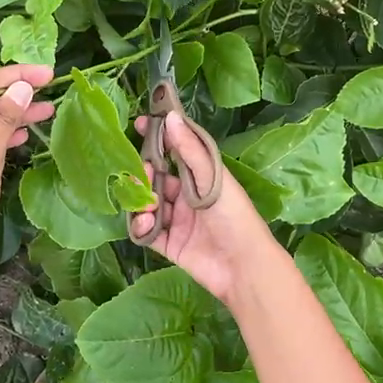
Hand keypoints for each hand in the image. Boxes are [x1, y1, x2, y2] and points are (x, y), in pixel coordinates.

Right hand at [130, 111, 278, 305]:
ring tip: (146, 205)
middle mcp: (187, 195)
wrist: (242, 265)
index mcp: (201, 176)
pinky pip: (146, 231)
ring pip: (148, 203)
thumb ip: (189, 149)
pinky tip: (146, 223)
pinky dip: (141, 226)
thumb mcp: (212, 177)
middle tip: (142, 174)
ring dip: (141, 200)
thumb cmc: (234, 215)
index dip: (158, 138)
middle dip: (144, 173)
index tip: (140, 124)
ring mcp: (177, 220)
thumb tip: (171, 117)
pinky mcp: (169, 244)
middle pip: (156, 178)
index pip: (176, 150)